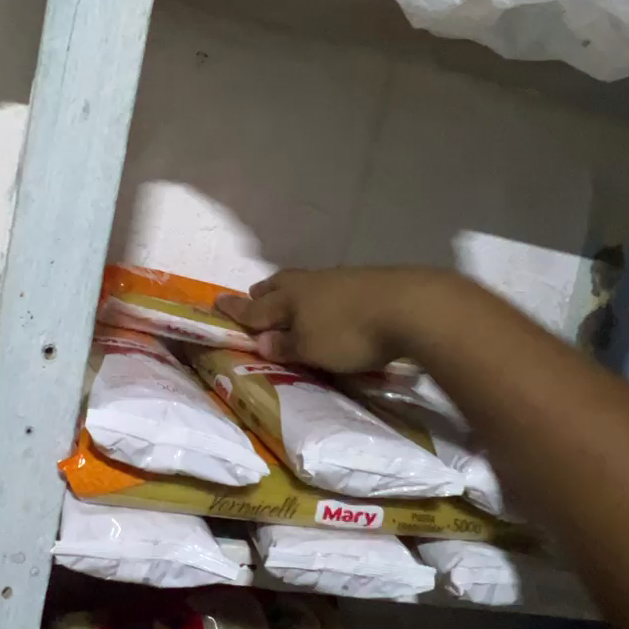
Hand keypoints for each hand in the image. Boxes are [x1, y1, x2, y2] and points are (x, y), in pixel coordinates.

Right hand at [213, 266, 456, 371]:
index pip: (255, 307)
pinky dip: (322, 298)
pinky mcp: (367, 283)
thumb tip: (262, 341)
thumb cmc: (351, 333)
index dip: (236, 309)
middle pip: (279, 286)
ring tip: (291, 304)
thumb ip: (286, 345)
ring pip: (306, 284)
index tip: (217, 302)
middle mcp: (310, 284)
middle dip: (264, 294)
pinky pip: (331, 288)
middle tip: (255, 299)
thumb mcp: (311, 348)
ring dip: (293, 293)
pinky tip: (331, 307)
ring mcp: (340, 279)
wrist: (411, 306)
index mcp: (290, 299)